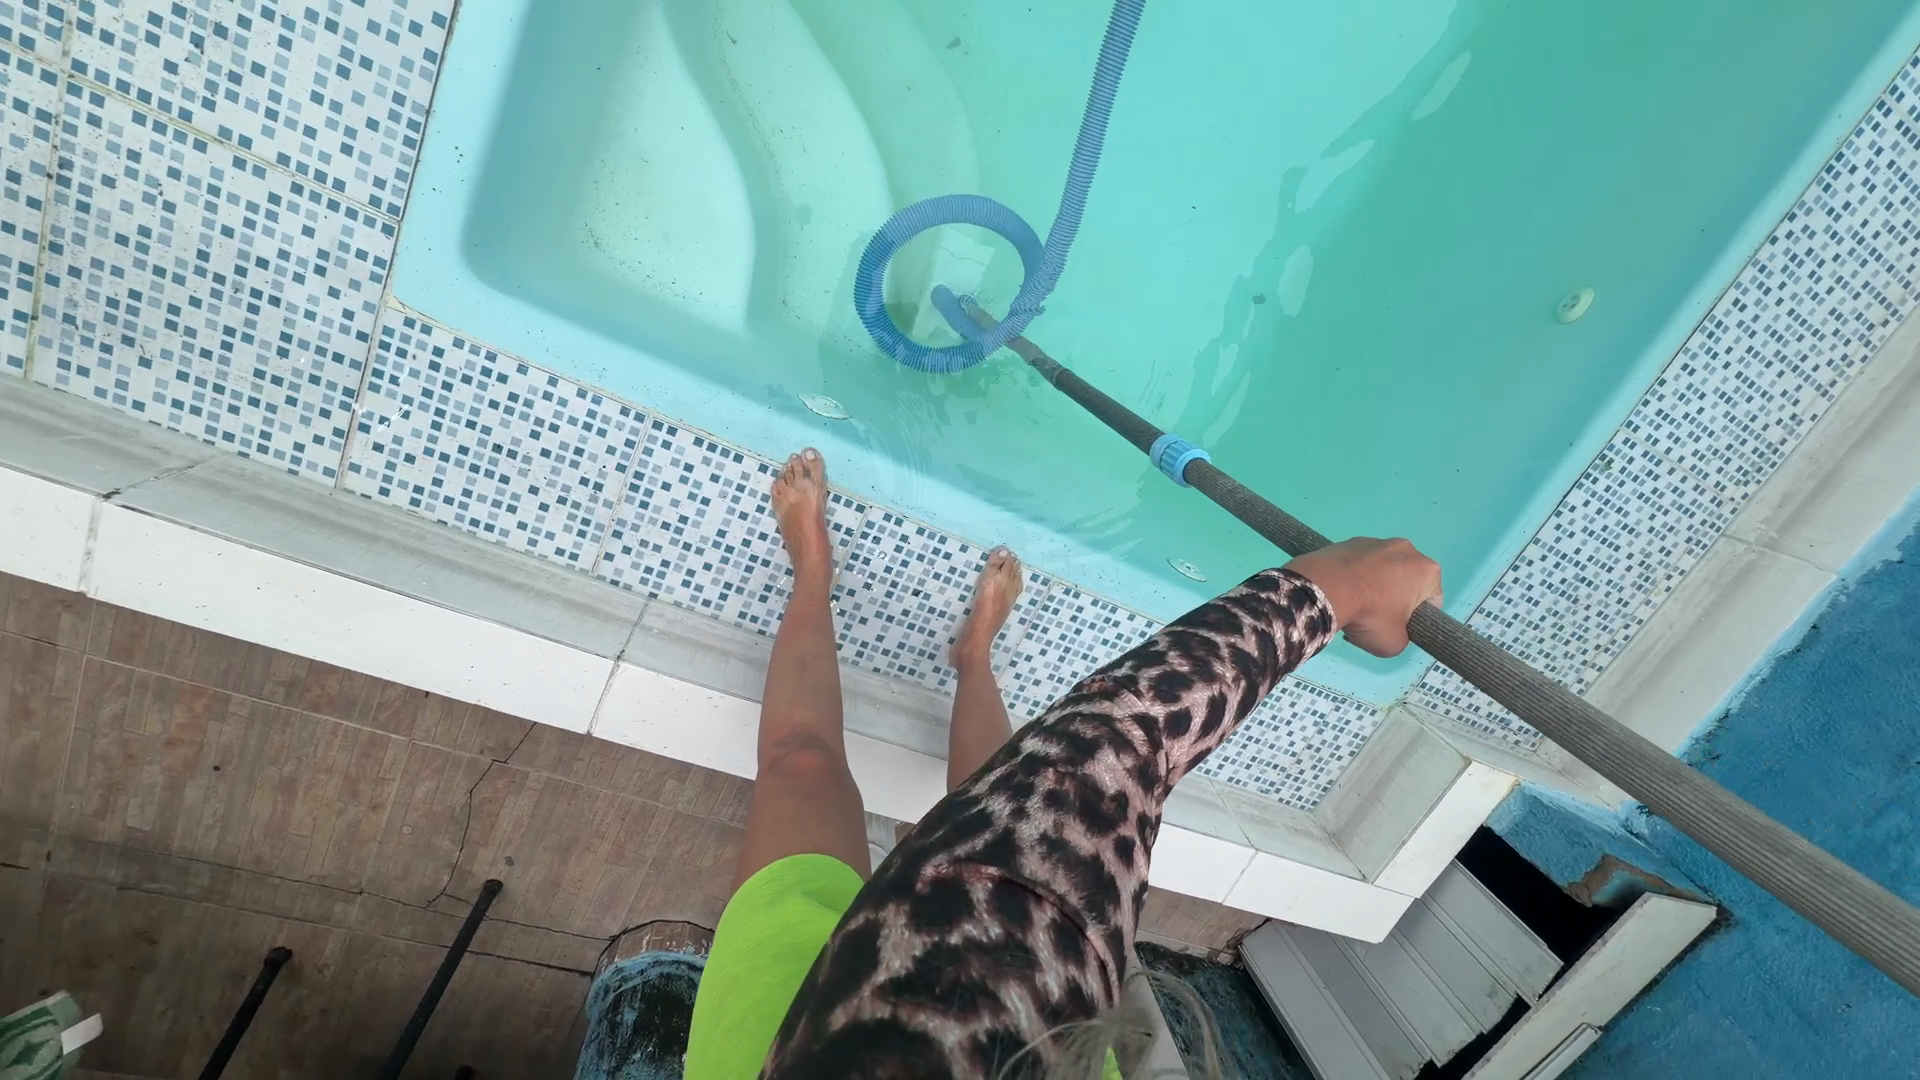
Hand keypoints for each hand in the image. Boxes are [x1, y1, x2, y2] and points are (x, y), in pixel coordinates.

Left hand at [1284, 537, 1441, 656]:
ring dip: (1370, 587)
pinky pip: (1355, 564)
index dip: (1416, 619)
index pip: (1432, 601)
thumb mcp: (1394, 644)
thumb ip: (1402, 637)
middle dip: (1392, 600)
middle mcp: (1405, 548)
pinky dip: (1349, 576)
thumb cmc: (1368, 616)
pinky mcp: (1345, 541)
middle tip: (1372, 618)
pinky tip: (1336, 592)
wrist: (1321, 590)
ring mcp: (1373, 541)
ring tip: (1350, 606)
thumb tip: (1390, 630)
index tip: (1396, 627)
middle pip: (1405, 582)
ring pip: (1379, 571)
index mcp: (1427, 570)